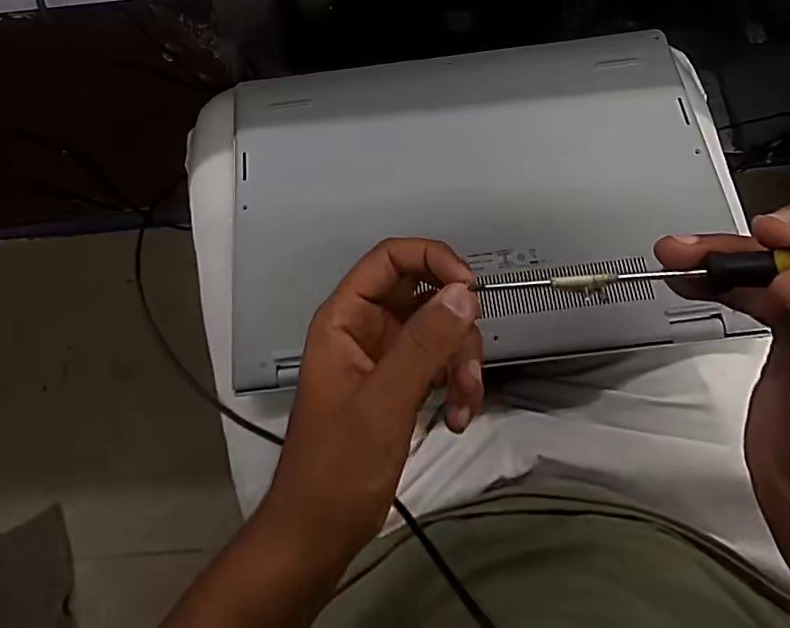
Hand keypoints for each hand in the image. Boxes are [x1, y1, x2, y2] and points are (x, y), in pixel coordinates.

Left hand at [262, 237, 483, 553]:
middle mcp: (363, 327)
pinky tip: (458, 417)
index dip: (431, 258)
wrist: (319, 531)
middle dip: (454, 324)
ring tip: (464, 403)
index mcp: (344, 317)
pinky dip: (456, 384)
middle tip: (467, 361)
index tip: (470, 287)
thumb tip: (463, 293)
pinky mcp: (399, 382)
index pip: (388, 258)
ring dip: (461, 362)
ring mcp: (383, 354)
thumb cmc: (336, 468)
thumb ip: (424, 344)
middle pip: (421, 292)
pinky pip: (437, 363)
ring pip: (437, 329)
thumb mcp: (384, 402)